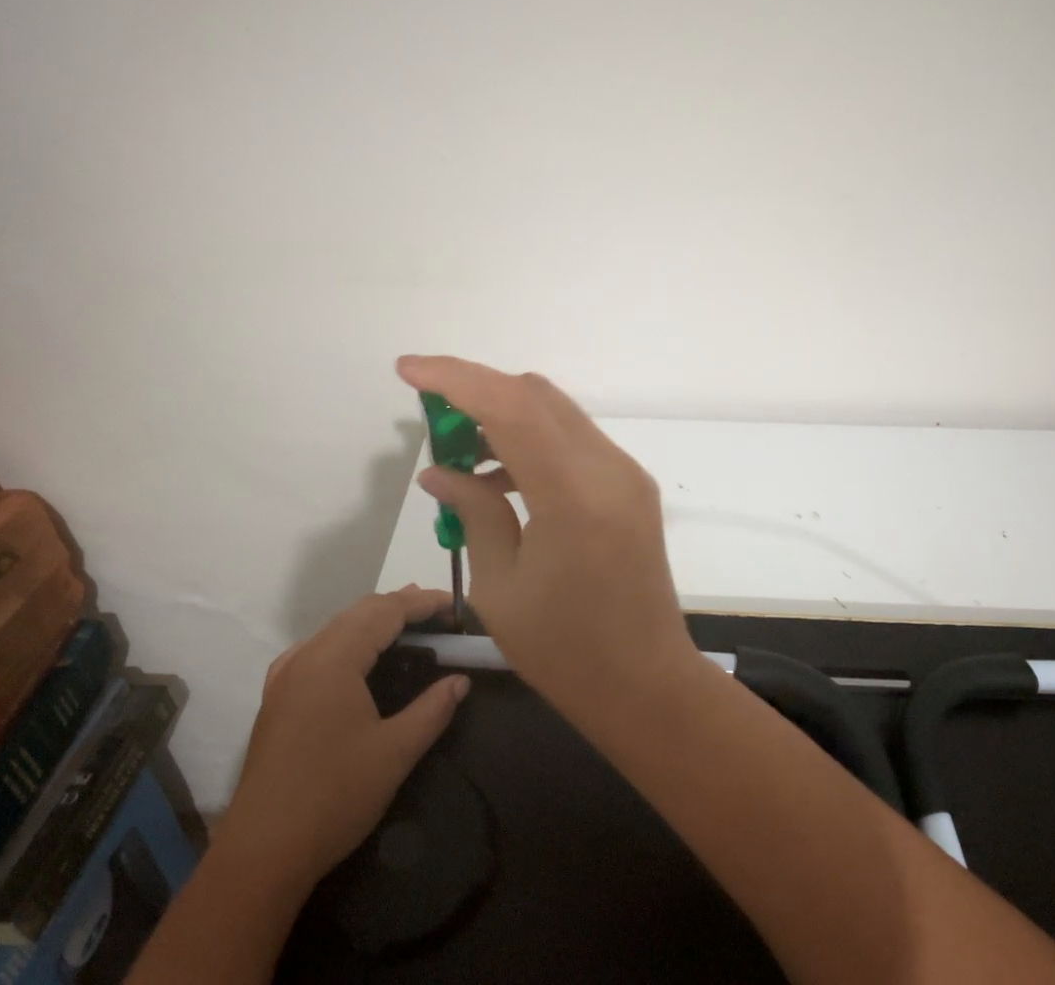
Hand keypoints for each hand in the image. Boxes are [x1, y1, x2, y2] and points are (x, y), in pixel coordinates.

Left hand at [221, 586, 470, 886]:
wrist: (264, 849)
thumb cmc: (335, 794)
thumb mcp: (396, 752)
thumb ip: (432, 709)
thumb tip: (460, 681)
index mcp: (333, 660)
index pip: (384, 611)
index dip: (422, 603)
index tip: (456, 606)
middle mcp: (305, 658)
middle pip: (357, 613)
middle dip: (399, 607)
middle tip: (440, 616)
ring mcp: (285, 679)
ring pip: (335, 631)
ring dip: (374, 623)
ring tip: (410, 628)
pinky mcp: (277, 701)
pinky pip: (319, 652)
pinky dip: (350, 643)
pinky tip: (361, 662)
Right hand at [396, 355, 700, 699]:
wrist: (646, 683)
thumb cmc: (564, 651)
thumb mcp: (499, 587)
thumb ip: (473, 513)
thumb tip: (439, 471)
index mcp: (573, 496)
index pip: (511, 407)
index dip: (455, 380)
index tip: (408, 372)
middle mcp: (609, 470)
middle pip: (537, 397)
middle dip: (478, 392)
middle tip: (432, 420)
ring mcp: (627, 476)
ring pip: (558, 414)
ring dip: (506, 417)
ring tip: (460, 457)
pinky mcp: (632, 488)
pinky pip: (576, 443)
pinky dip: (534, 442)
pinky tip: (500, 480)